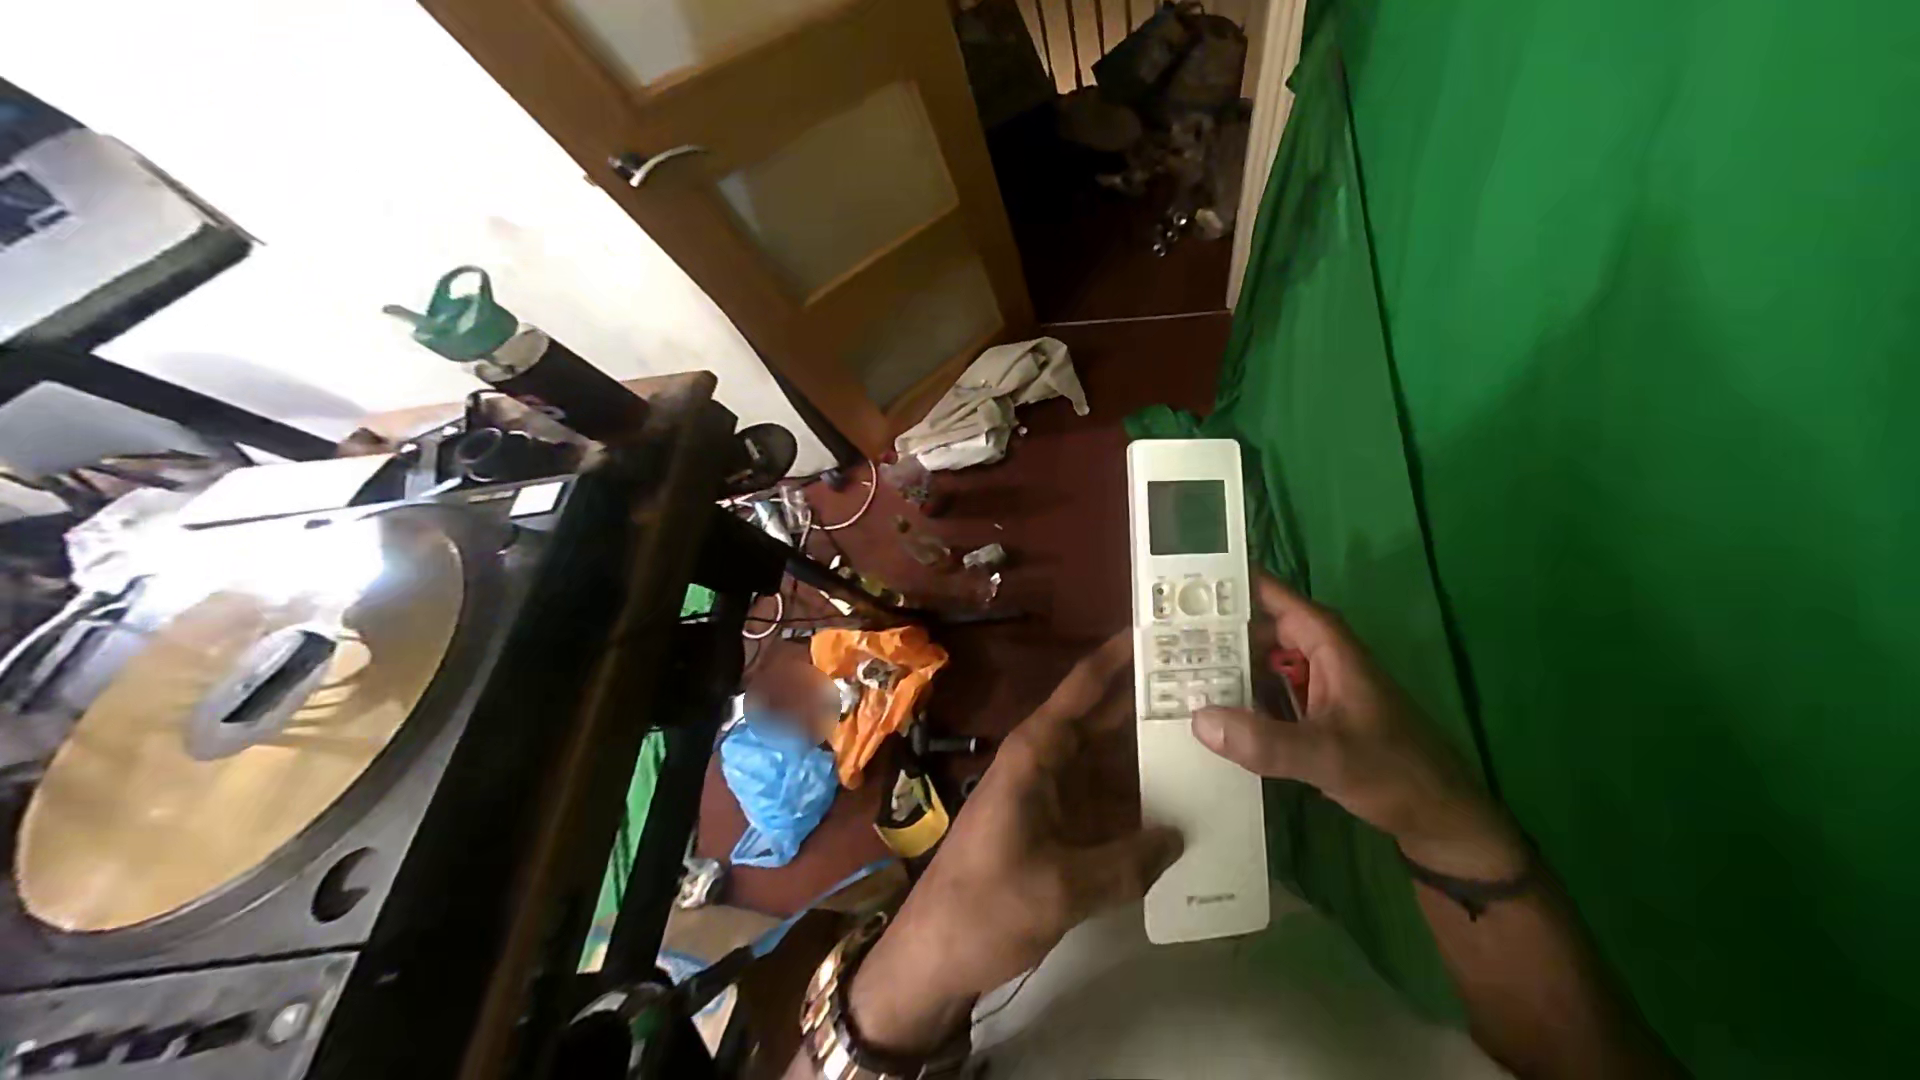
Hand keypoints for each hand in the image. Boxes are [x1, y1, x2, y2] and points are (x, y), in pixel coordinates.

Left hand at [847, 635, 1182, 1055]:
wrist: (936, 954)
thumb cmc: (985, 906)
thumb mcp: (1059, 888)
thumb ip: (1125, 863)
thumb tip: (1179, 838)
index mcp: (1036, 752)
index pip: (1083, 688)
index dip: (1120, 656)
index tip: (1162, 628)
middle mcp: (1047, 762)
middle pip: (1107, 720)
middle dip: (1153, 702)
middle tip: (1215, 685)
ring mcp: (1056, 794)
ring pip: (1113, 761)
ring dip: (1154, 754)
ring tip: (1217, 741)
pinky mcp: (1062, 826)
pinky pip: (1111, 801)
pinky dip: (1143, 802)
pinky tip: (1189, 806)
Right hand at [1192, 575, 1526, 880]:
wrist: (1440, 823)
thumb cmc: (1396, 774)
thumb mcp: (1330, 756)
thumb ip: (1267, 741)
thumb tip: (1198, 719)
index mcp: (1327, 645)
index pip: (1271, 596)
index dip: (1229, 585)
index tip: (1179, 580)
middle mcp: (1314, 656)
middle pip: (1254, 627)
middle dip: (1210, 627)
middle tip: (1156, 631)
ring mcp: (1310, 686)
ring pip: (1255, 660)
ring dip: (1217, 662)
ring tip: (1164, 663)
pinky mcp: (1305, 714)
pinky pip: (1260, 692)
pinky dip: (1232, 694)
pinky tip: (1200, 705)